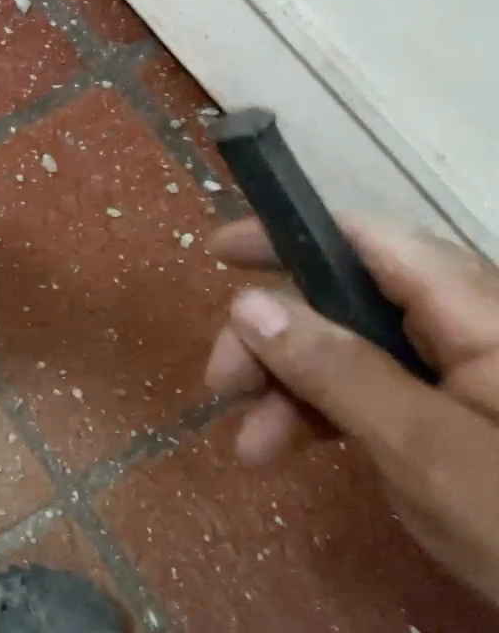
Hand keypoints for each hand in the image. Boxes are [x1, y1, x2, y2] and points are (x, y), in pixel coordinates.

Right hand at [204, 217, 498, 604]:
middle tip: (220, 382)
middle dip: (271, 338)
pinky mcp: (463, 423)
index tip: (218, 252)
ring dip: (285, 386)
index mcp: (488, 326)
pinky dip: (318, 414)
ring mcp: (473, 383)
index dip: (292, 237)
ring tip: (251, 441)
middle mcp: (479, 339)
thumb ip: (340, 372)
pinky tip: (282, 447)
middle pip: (348, 304)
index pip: (377, 245)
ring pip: (350, 352)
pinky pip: (372, 392)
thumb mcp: (429, 454)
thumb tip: (247, 303)